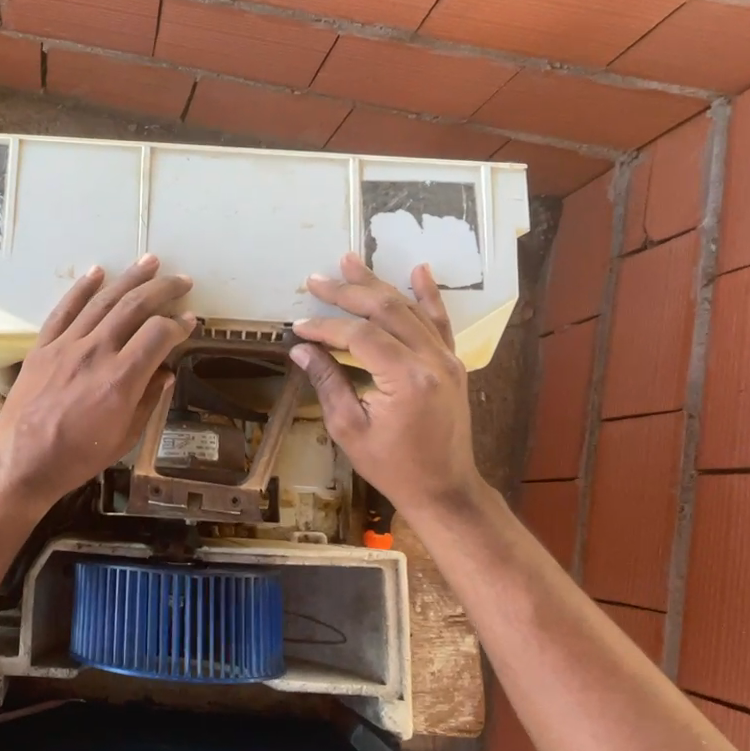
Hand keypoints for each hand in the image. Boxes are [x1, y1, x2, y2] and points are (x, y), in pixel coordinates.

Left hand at [0, 255, 194, 506]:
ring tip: (150, 261)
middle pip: (134, 307)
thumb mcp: (125, 438)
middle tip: (182, 280)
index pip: (158, 334)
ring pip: (102, 301)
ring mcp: (66, 346)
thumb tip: (165, 373)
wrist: (22, 462)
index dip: (179, 324)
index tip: (190, 321)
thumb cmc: (77, 458)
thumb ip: (148, 402)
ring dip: (129, 278)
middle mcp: (95, 353)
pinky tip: (97, 272)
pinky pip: (64, 310)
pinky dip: (81, 288)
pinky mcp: (43, 347)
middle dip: (162, 289)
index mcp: (120, 379)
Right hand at [291, 253, 484, 514]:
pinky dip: (428, 294)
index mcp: (405, 379)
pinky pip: (439, 321)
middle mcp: (431, 360)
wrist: (444, 489)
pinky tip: (419, 271)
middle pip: (386, 310)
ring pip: (410, 309)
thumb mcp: (349, 429)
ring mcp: (446, 359)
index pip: (359, 336)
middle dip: (347, 292)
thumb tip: (301, 349)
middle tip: (315, 279)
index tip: (297, 325)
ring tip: (350, 261)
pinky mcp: (452, 363)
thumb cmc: (391, 466)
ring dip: (378, 284)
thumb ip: (328, 382)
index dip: (326, 326)